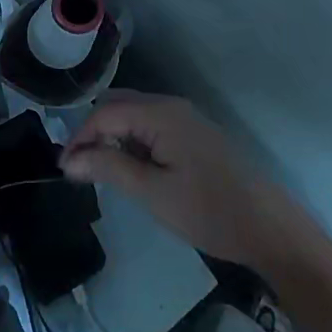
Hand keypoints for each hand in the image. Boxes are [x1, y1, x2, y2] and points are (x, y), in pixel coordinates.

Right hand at [61, 89, 310, 272]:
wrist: (267, 226)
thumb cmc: (207, 210)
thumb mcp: (152, 192)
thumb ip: (108, 168)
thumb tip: (69, 159)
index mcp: (160, 113)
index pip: (105, 113)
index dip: (79, 137)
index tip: (63, 169)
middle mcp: (172, 105)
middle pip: (118, 105)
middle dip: (94, 132)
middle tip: (79, 168)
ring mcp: (186, 118)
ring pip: (135, 114)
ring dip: (113, 137)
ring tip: (101, 171)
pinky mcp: (194, 134)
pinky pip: (152, 126)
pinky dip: (133, 141)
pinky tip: (131, 169)